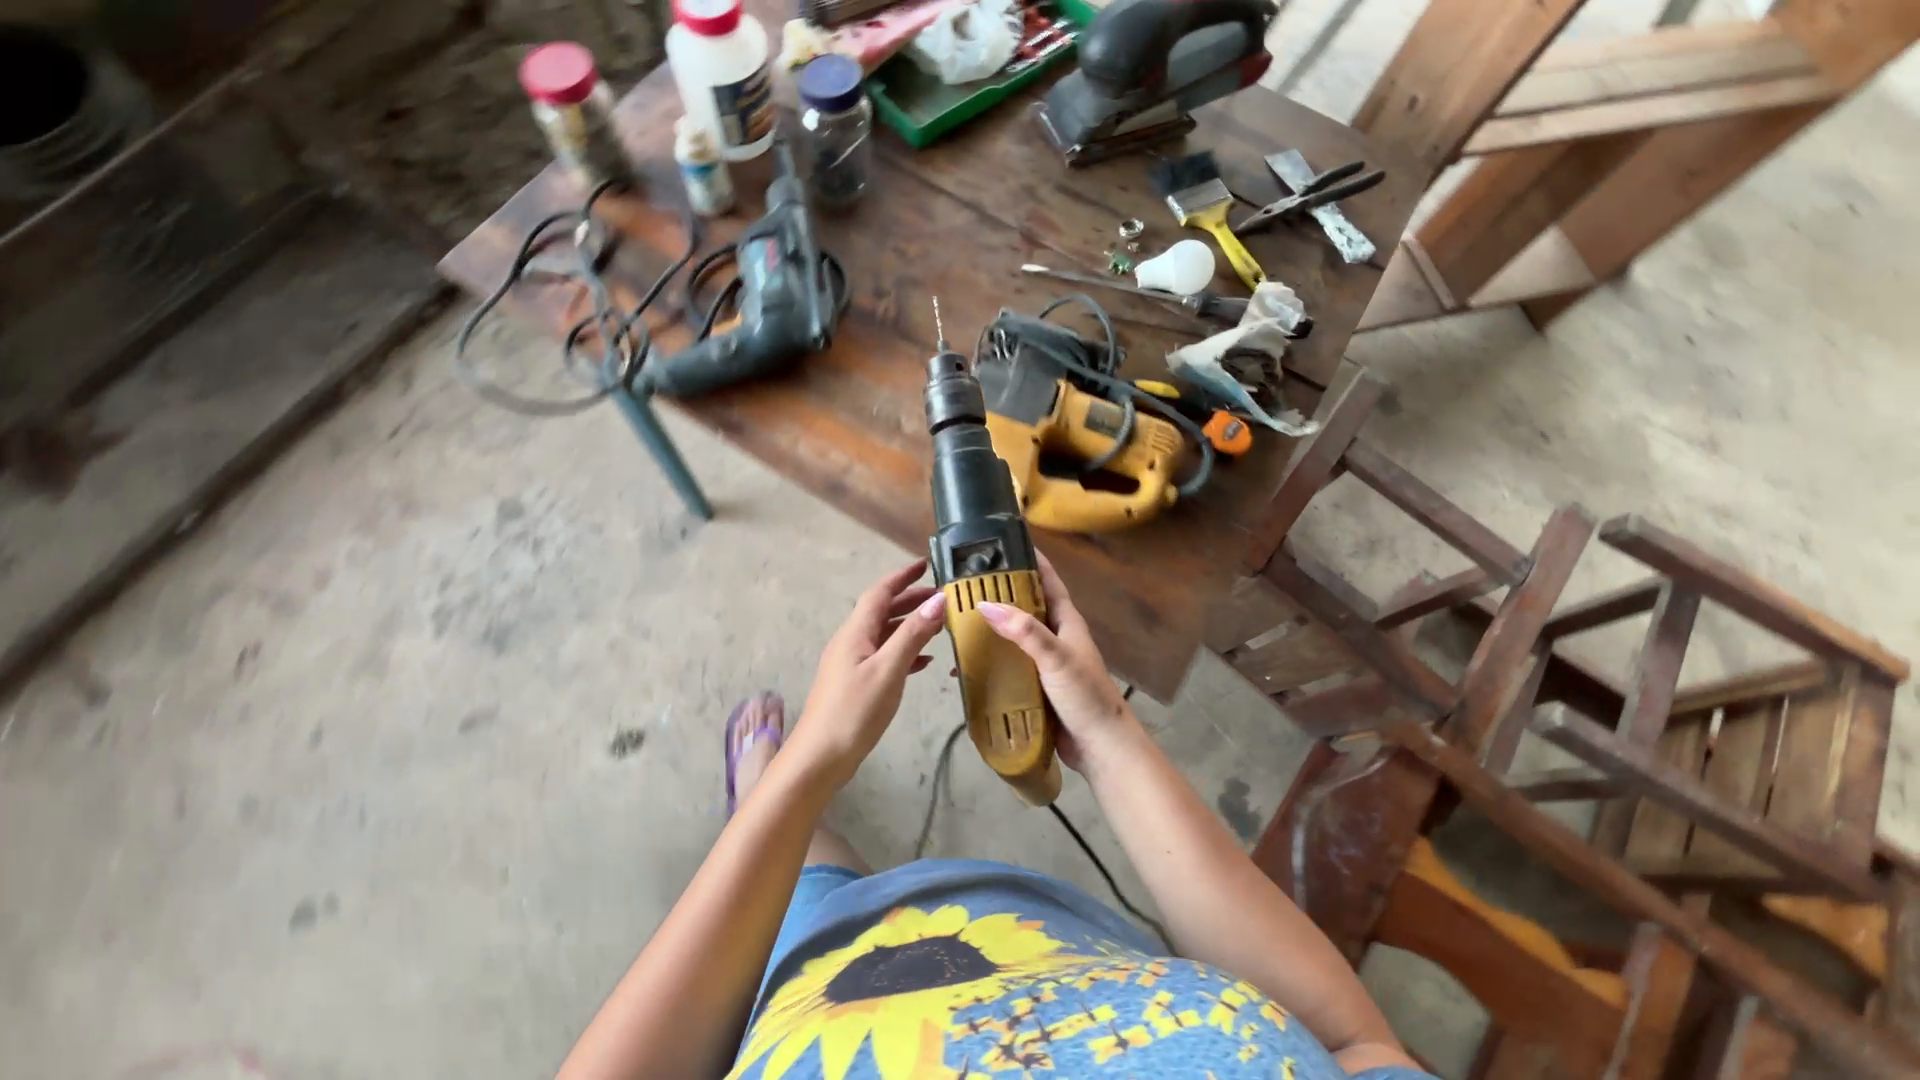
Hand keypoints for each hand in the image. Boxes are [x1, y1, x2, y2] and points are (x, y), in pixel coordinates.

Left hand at [790, 559, 947, 784]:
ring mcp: (851, 664)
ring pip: (884, 634)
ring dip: (909, 625)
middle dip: (911, 600)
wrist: (820, 757)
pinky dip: (905, 652)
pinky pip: (883, 657)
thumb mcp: (888, 670)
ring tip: (939, 625)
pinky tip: (924, 661)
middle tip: (942, 596)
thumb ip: (913, 634)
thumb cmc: (854, 711)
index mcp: (855, 633)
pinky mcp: (855, 685)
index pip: (880, 593)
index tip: (926, 564)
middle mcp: (851, 642)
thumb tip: (938, 599)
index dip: (902, 577)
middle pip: (882, 611)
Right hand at [976, 552, 1145, 775]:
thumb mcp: (1055, 658)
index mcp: (1067, 623)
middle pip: (1025, 608)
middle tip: (966, 585)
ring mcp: (1046, 664)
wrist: (1100, 746)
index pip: (1048, 582)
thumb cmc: (1085, 696)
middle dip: (1000, 595)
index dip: (1031, 562)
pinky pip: (1009, 667)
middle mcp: (1056, 638)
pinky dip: (991, 663)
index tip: (1006, 544)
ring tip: (958, 623)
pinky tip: (967, 668)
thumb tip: (985, 604)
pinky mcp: (1036, 687)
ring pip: (1014, 639)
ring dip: (991, 631)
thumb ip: (1024, 631)